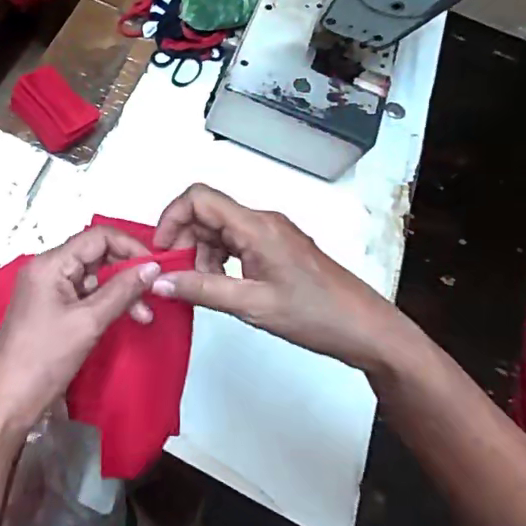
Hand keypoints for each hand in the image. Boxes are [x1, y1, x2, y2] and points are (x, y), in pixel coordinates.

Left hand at [0, 225, 160, 437]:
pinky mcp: (49, 308)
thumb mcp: (89, 322)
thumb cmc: (45, 359)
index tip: (155, 268)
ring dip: (119, 292)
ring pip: (92, 277)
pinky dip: (105, 303)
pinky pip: (83, 295)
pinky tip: (123, 317)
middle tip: (153, 295)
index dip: (130, 247)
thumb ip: (123, 290)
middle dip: (127, 272)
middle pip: (96, 255)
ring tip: (143, 316)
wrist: (8, 403)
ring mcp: (46, 289)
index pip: (98, 237)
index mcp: (50, 264)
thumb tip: (153, 267)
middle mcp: (46, 269)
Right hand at [151, 184, 414, 372]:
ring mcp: (272, 234)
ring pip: (220, 230)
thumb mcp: (253, 305)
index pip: (199, 198)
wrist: (365, 328)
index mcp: (257, 226)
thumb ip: (203, 290)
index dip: (171, 218)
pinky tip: (222, 288)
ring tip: (203, 290)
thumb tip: (160, 282)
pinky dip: (220, 261)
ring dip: (202, 255)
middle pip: (207, 214)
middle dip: (184, 242)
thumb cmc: (317, 315)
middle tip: (177, 279)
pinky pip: (237, 244)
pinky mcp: (278, 248)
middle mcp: (263, 221)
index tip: (161, 252)